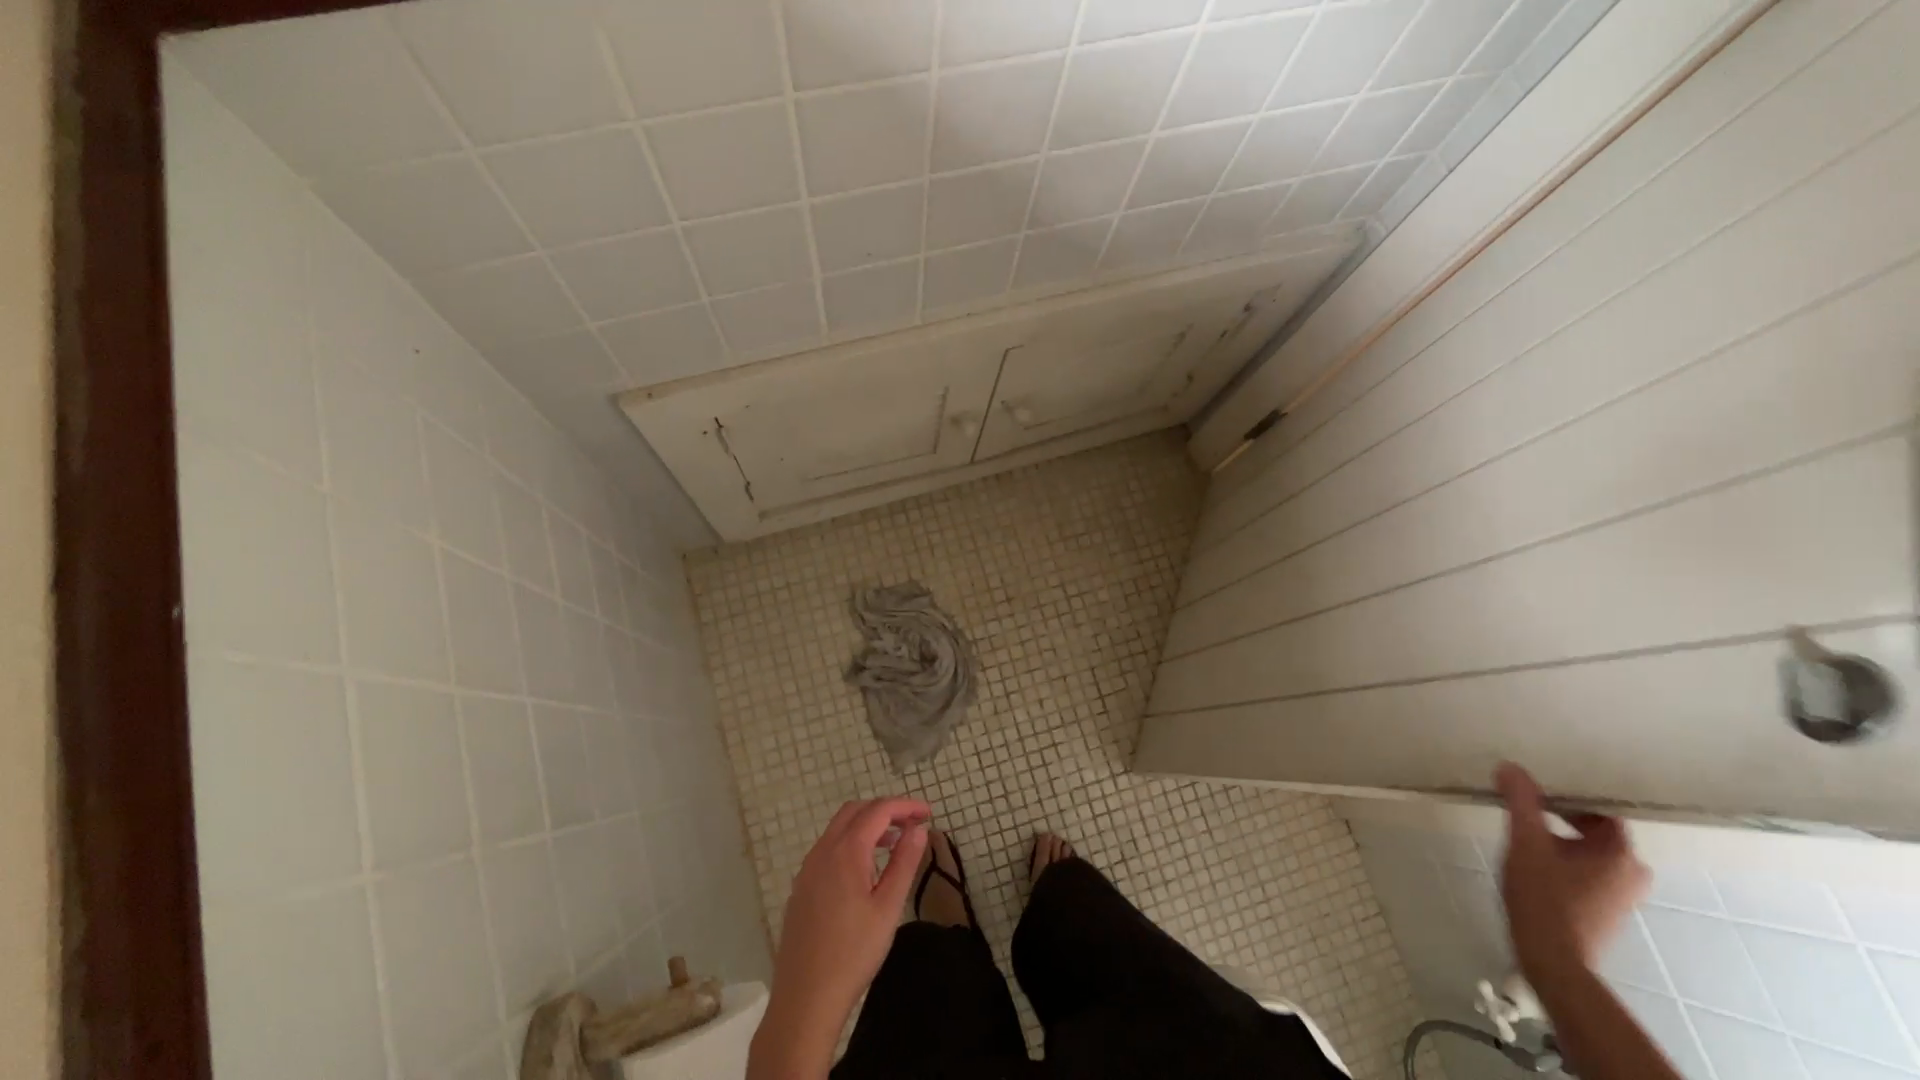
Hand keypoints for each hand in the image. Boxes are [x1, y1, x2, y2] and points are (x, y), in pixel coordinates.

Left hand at [750, 798, 929, 1078]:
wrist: (806, 995)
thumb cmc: (854, 952)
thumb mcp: (888, 907)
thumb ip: (904, 863)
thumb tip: (918, 829)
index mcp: (845, 852)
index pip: (878, 811)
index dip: (905, 806)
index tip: (929, 813)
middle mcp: (821, 852)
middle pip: (854, 812)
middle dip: (885, 810)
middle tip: (913, 825)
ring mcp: (806, 870)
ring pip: (837, 830)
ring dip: (867, 827)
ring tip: (894, 845)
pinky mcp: (800, 888)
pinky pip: (827, 850)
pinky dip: (850, 844)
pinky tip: (865, 872)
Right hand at [1496, 762, 1649, 980]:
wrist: (1553, 961)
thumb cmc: (1543, 899)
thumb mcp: (1525, 843)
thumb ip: (1520, 802)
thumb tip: (1509, 767)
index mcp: (1622, 852)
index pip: (1601, 808)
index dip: (1569, 796)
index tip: (1538, 791)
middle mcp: (1634, 872)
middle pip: (1596, 830)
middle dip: (1562, 818)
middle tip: (1527, 813)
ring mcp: (1625, 895)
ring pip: (1592, 853)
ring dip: (1563, 842)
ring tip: (1528, 840)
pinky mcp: (1611, 911)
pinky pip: (1592, 873)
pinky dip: (1569, 864)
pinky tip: (1539, 868)